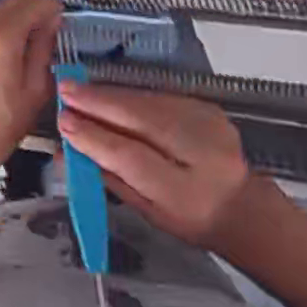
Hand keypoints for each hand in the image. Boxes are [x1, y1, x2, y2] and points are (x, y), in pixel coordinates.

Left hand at [0, 0, 62, 192]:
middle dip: (33, 10)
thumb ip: (44, 49)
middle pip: (12, 3)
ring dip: (15, 19)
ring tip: (29, 44)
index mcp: (0, 38)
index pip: (33, 5)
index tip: (60, 18)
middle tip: (49, 29)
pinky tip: (7, 53)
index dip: (51, 9)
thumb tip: (50, 25)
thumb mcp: (35, 89)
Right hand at [57, 81, 268, 250]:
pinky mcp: (207, 106)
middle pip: (141, 118)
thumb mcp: (146, 210)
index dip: (95, 137)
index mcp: (183, 192)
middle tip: (65, 91)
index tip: (65, 121)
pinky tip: (107, 92)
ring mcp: (208, 124)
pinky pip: (160, 96)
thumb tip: (68, 150)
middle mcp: (200, 153)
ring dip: (110, 94)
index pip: (131, 157)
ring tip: (78, 89)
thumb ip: (108, 178)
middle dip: (99, 103)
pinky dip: (130, 94)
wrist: (241, 205)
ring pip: (149, 101)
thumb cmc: (188, 217)